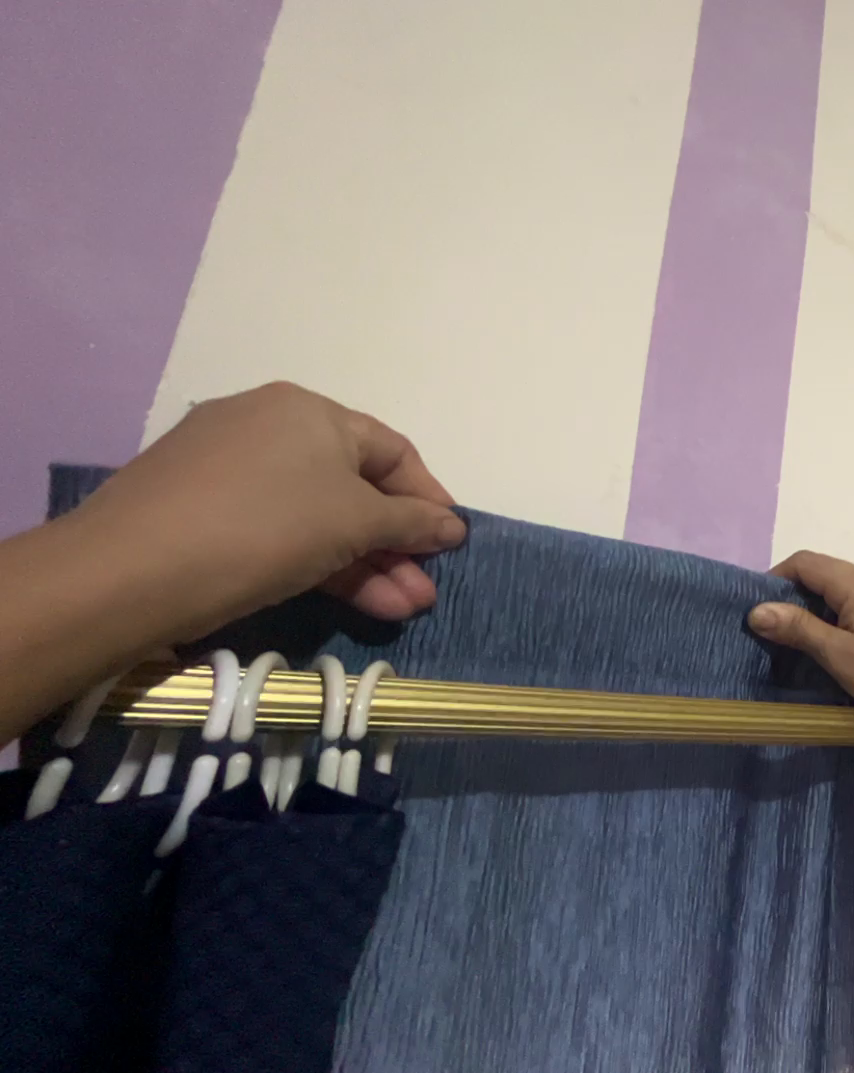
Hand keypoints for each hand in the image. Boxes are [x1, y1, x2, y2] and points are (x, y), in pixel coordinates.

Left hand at [74, 381, 466, 633]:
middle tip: (425, 588)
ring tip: (404, 608)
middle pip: (360, 491)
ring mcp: (233, 471)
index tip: (451, 540)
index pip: (395, 454)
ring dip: (372, 565)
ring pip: (325, 518)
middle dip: (399, 546)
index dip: (430, 499)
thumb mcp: (363, 522)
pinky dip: (327, 564)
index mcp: (311, 413)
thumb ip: (417, 523)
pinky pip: (287, 530)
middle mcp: (271, 429)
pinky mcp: (206, 510)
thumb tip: (452, 527)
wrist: (130, 574)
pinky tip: (364, 601)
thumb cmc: (271, 525)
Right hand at [748, 551, 853, 731]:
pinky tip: (831, 641)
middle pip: (823, 571)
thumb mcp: (837, 653)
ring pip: (841, 588)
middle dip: (793, 592)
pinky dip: (836, 613)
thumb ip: (798, 628)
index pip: (806, 562)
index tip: (757, 608)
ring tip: (796, 636)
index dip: (776, 578)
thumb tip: (757, 610)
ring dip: (814, 605)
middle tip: (771, 625)